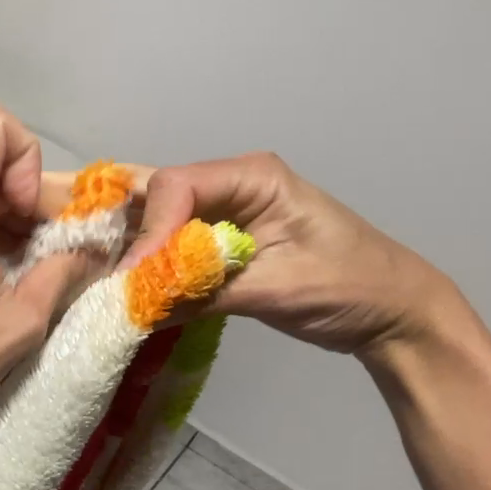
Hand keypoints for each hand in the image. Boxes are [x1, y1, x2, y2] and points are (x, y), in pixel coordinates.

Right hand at [134, 152, 465, 359]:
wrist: (390, 312)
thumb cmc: (348, 287)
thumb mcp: (272, 289)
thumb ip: (199, 293)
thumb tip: (131, 308)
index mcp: (252, 177)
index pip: (176, 187)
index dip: (148, 230)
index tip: (133, 278)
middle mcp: (229, 186)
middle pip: (156, 199)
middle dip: (127, 238)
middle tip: (100, 277)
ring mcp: (222, 215)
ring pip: (157, 225)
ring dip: (132, 256)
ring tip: (105, 287)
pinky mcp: (218, 245)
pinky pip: (171, 250)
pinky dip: (149, 272)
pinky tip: (129, 293)